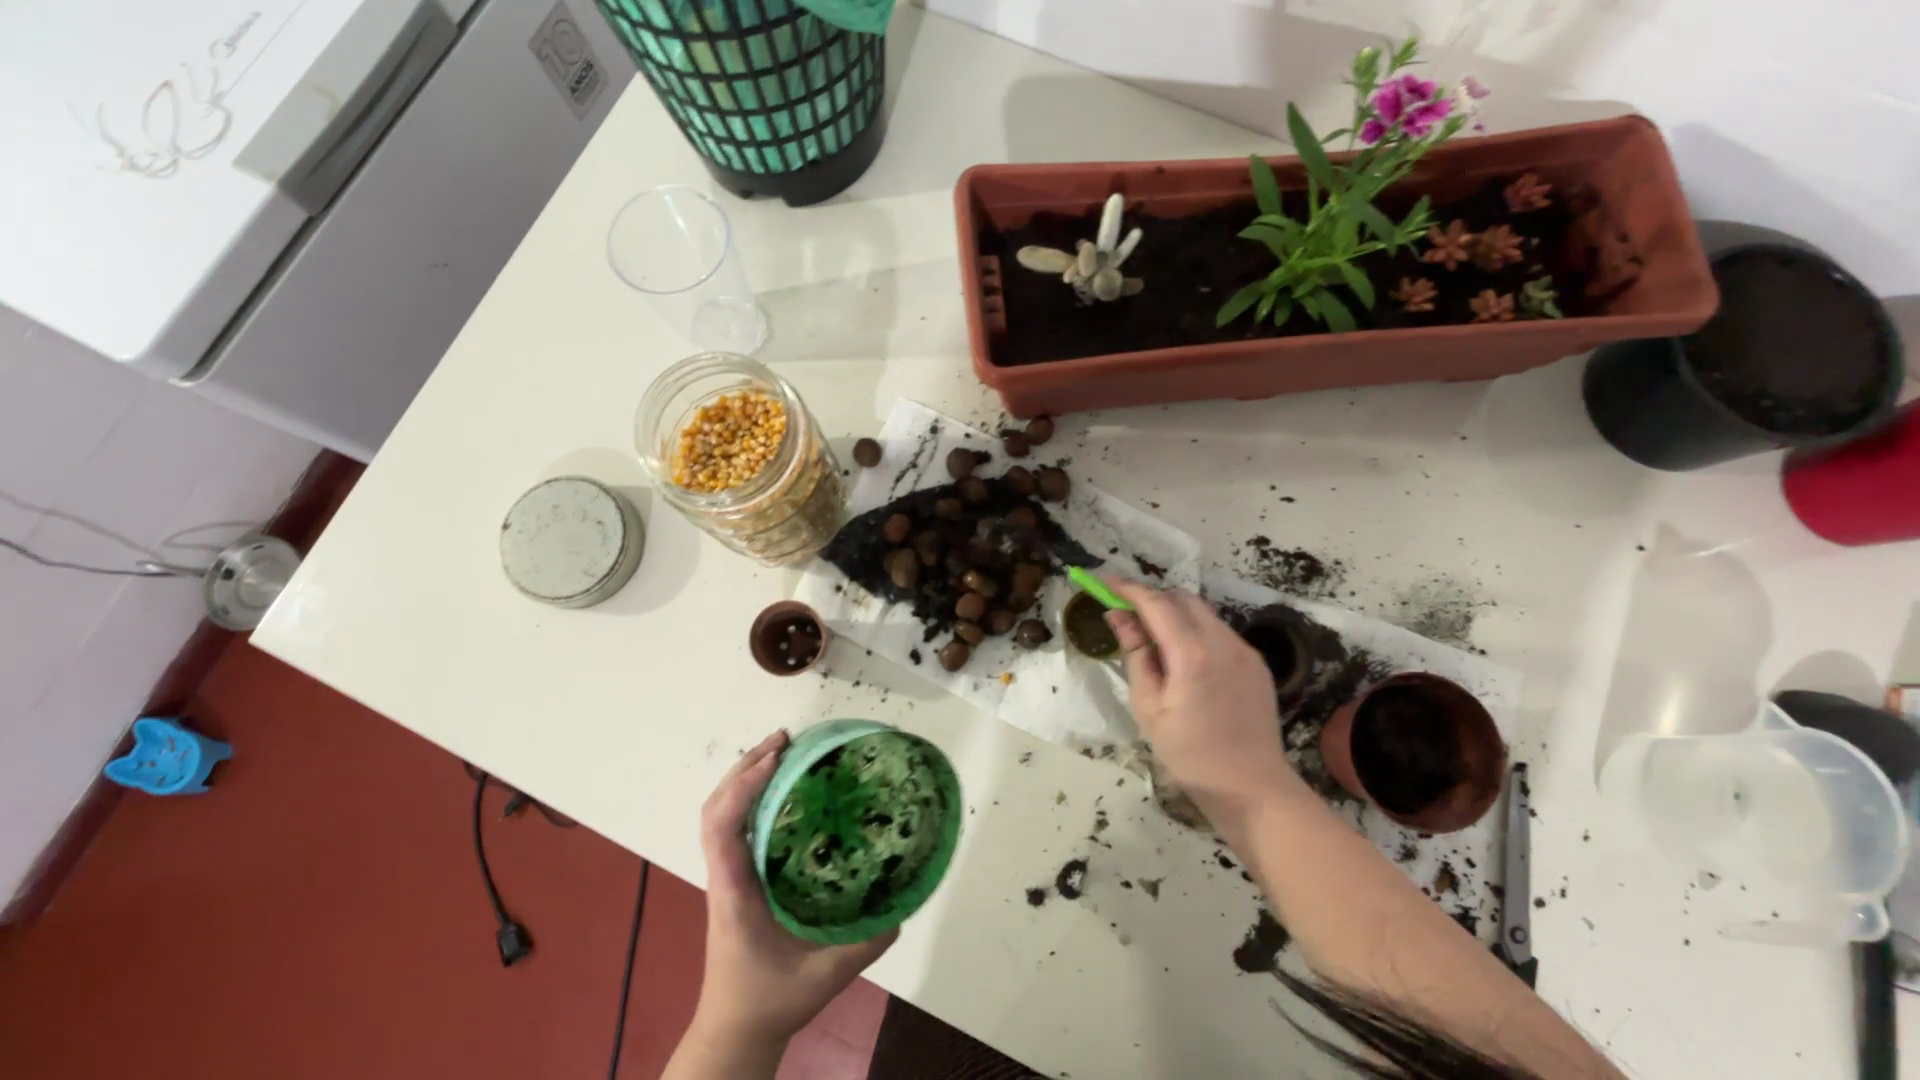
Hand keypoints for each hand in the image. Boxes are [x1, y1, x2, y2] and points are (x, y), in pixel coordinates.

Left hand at [689, 730, 896, 1048]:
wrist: (736, 1028)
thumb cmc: (771, 1000)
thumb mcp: (825, 974)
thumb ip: (865, 942)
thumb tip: (903, 903)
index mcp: (734, 890)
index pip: (722, 826)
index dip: (744, 786)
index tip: (776, 758)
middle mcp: (724, 873)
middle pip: (717, 806)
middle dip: (747, 765)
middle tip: (787, 738)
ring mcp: (727, 874)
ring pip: (723, 813)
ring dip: (747, 776)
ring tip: (784, 750)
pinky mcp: (736, 878)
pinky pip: (736, 826)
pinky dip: (753, 796)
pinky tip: (785, 791)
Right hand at [1104, 580, 1302, 818]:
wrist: (1252, 788)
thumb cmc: (1189, 756)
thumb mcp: (1149, 707)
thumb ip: (1136, 655)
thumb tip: (1118, 616)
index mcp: (1192, 654)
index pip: (1156, 603)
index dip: (1128, 589)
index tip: (1105, 582)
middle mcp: (1223, 642)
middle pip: (1183, 599)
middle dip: (1152, 599)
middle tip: (1126, 615)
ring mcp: (1245, 651)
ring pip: (1204, 613)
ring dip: (1175, 615)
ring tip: (1153, 641)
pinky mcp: (1256, 664)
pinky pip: (1220, 633)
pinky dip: (1196, 632)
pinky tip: (1184, 661)